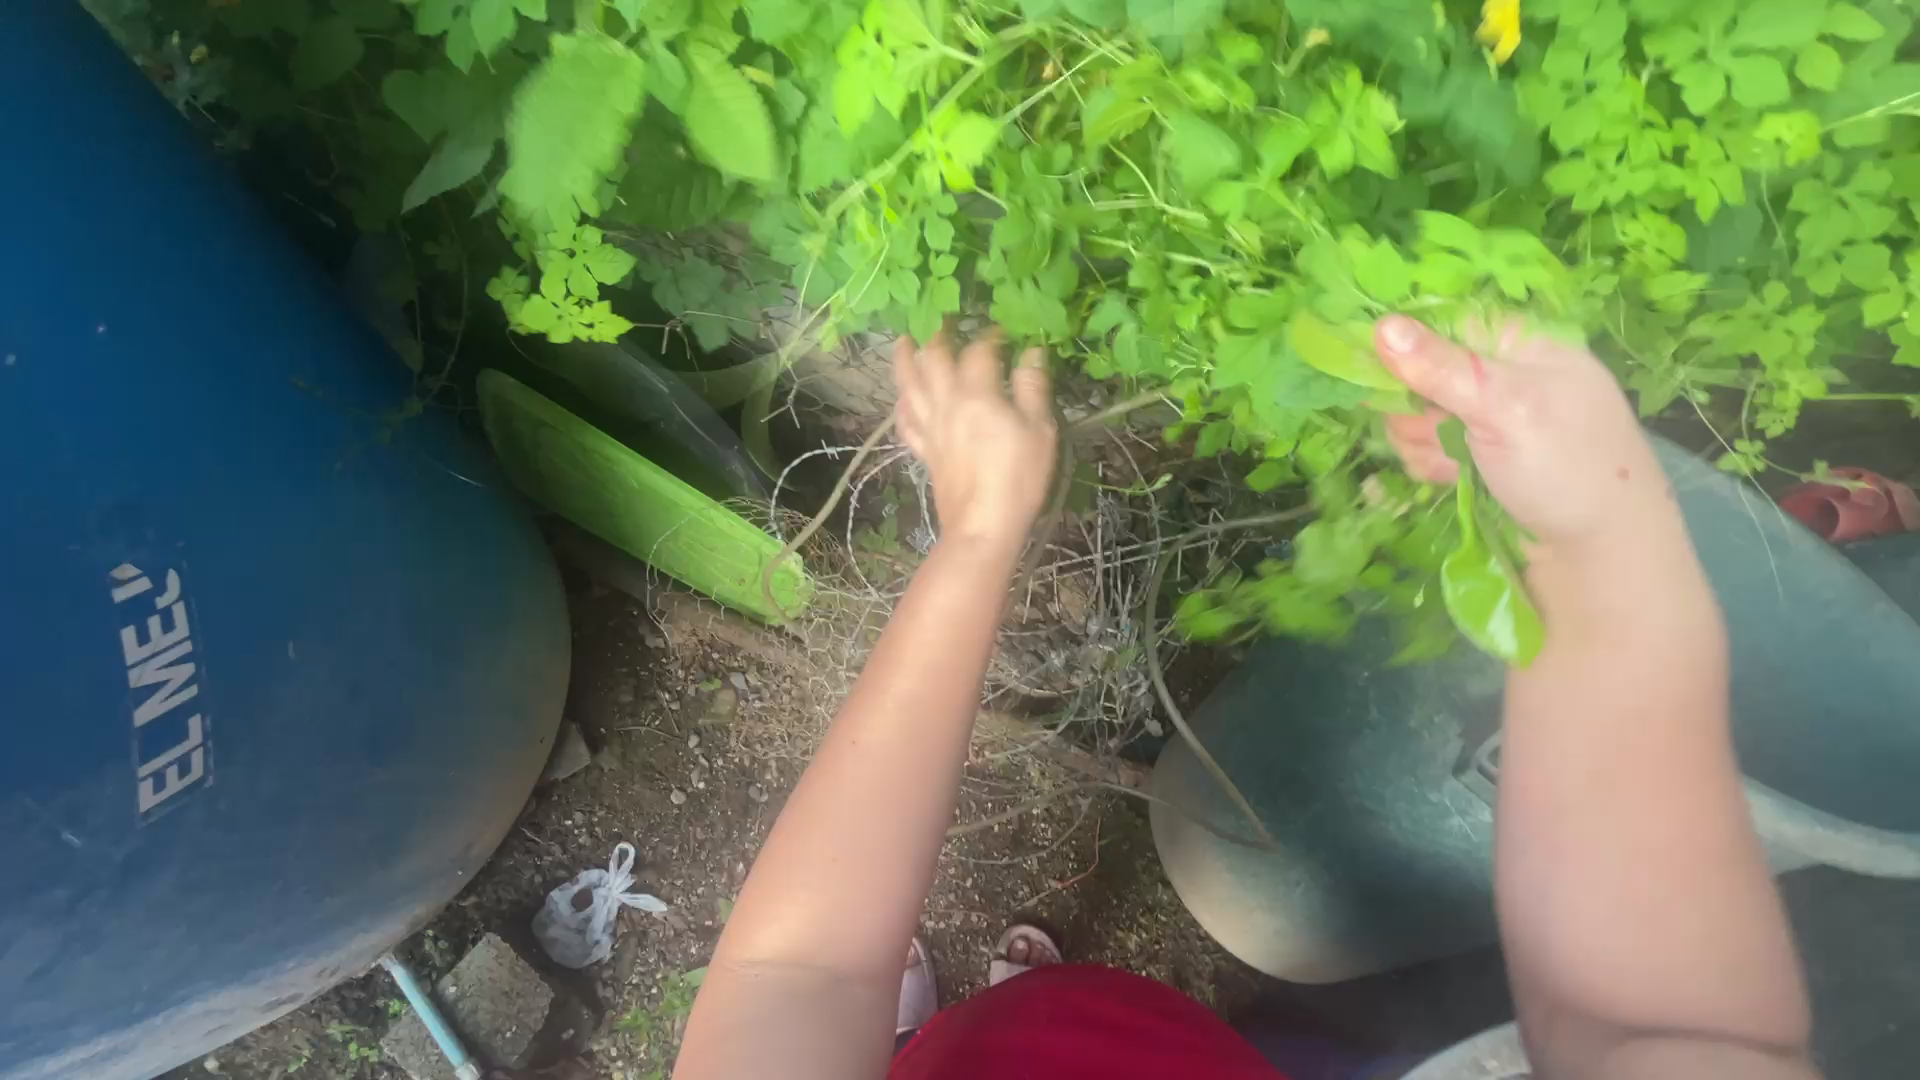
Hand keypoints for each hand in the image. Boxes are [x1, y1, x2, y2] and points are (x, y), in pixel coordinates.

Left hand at [892, 327, 1056, 551]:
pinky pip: (905, 423)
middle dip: (937, 334)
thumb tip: (1031, 351)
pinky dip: (902, 405)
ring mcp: (930, 428)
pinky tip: (903, 399)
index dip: (990, 335)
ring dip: (904, 360)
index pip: (979, 350)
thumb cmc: (1018, 478)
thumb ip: (1032, 387)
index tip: (1002, 329)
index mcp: (977, 394)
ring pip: (909, 385)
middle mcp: (946, 404)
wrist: (982, 526)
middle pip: (932, 359)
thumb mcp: (1039, 430)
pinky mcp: (924, 452)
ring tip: (902, 341)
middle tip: (941, 319)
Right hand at [1373, 314, 1678, 552]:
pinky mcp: (1466, 448)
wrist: (1594, 547)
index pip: (1434, 323)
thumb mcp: (1505, 408)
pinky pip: (1417, 445)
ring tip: (1453, 464)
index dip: (1401, 350)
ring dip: (1418, 443)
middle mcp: (1494, 371)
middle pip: (1411, 371)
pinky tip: (1451, 477)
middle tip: (1439, 432)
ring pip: (1408, 413)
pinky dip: (1426, 464)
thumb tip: (1381, 324)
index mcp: (1515, 341)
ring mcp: (1479, 413)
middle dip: (1412, 408)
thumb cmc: (1566, 467)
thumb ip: (1441, 367)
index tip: (1387, 380)